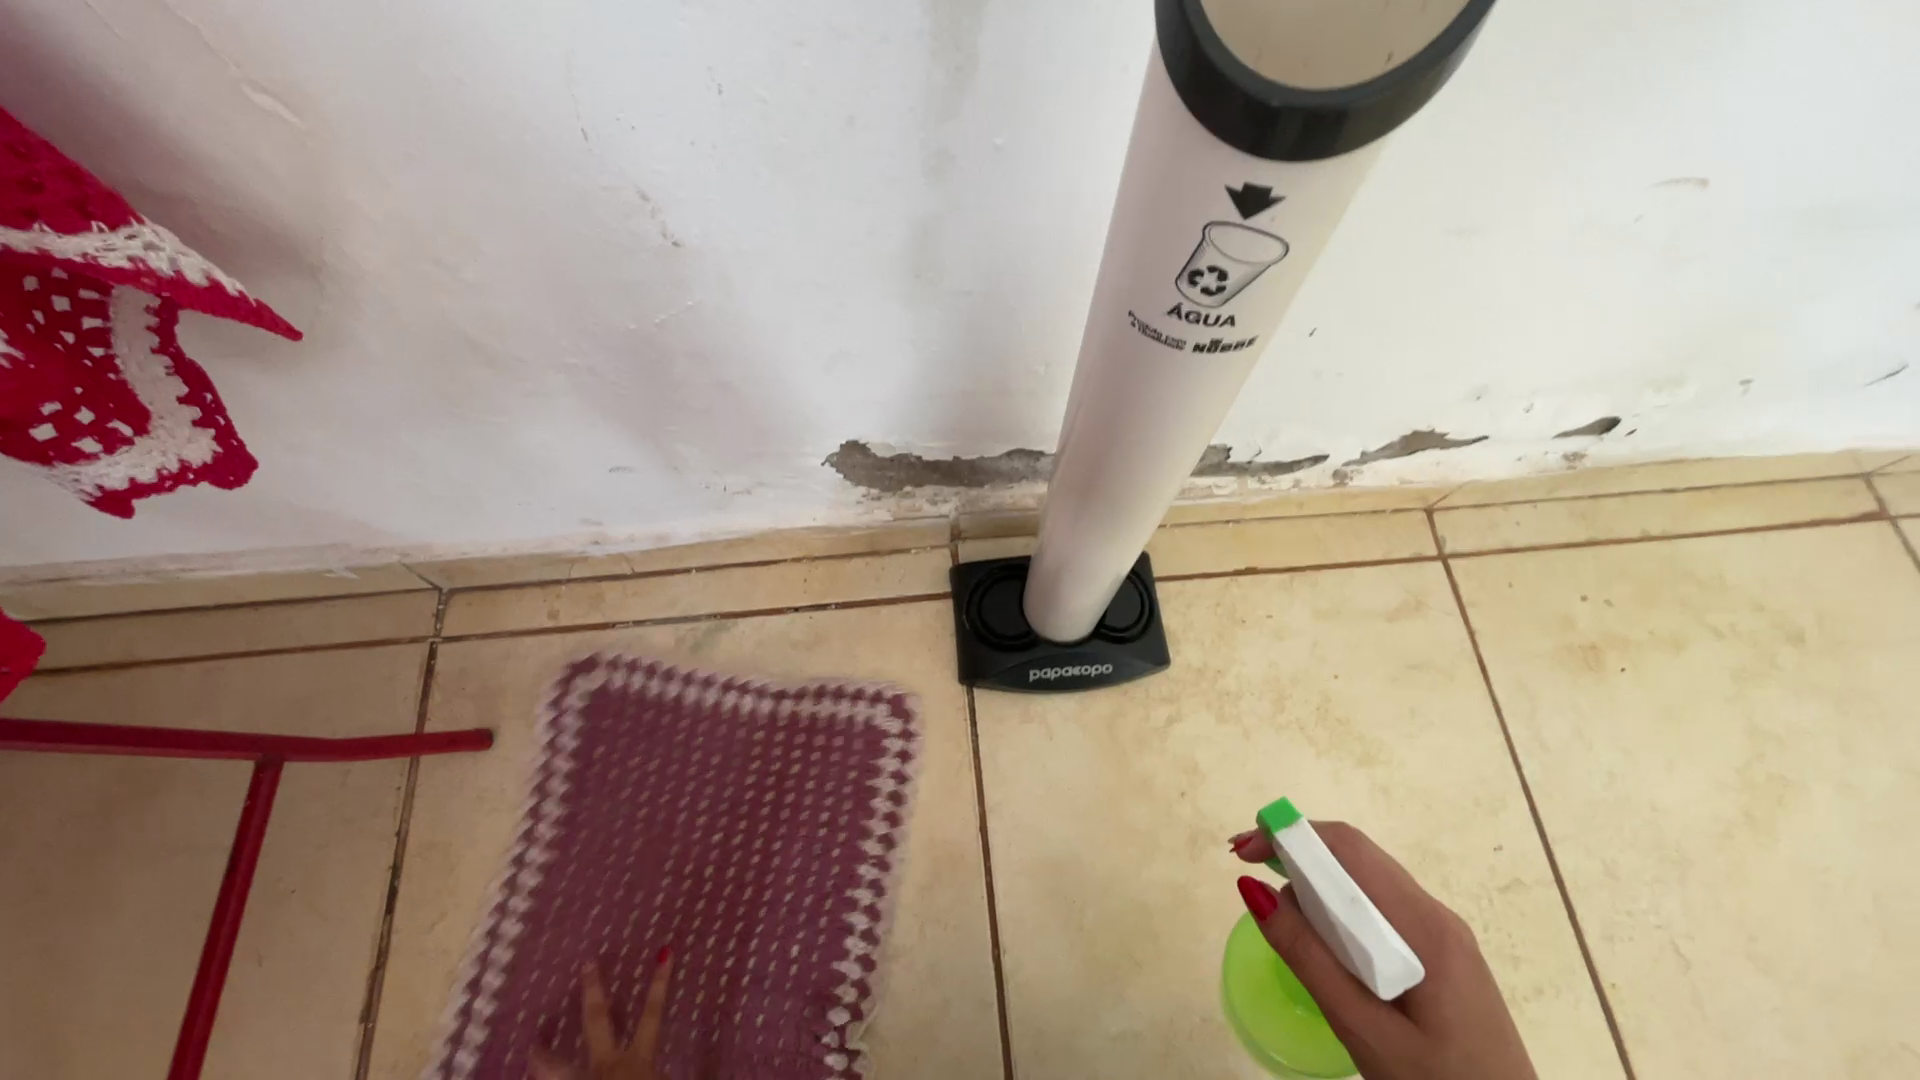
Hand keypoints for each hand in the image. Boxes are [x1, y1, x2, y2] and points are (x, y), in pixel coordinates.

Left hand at [529, 950, 673, 1079]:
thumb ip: (685, 1074)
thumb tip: (721, 1068)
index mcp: (636, 1061)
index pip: (652, 1014)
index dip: (660, 983)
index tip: (664, 952)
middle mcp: (604, 1067)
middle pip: (597, 1021)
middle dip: (592, 991)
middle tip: (586, 963)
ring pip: (554, 1068)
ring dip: (541, 1057)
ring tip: (531, 1044)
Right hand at [1229, 822, 1536, 1079]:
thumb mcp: (1361, 1026)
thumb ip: (1307, 956)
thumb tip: (1252, 887)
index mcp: (1423, 925)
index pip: (1348, 848)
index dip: (1289, 834)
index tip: (1242, 852)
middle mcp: (1435, 915)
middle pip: (1356, 855)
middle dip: (1295, 849)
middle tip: (1244, 869)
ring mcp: (1441, 933)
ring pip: (1366, 879)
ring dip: (1313, 875)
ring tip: (1271, 899)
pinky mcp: (1440, 953)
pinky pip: (1379, 906)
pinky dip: (1336, 902)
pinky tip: (1316, 931)